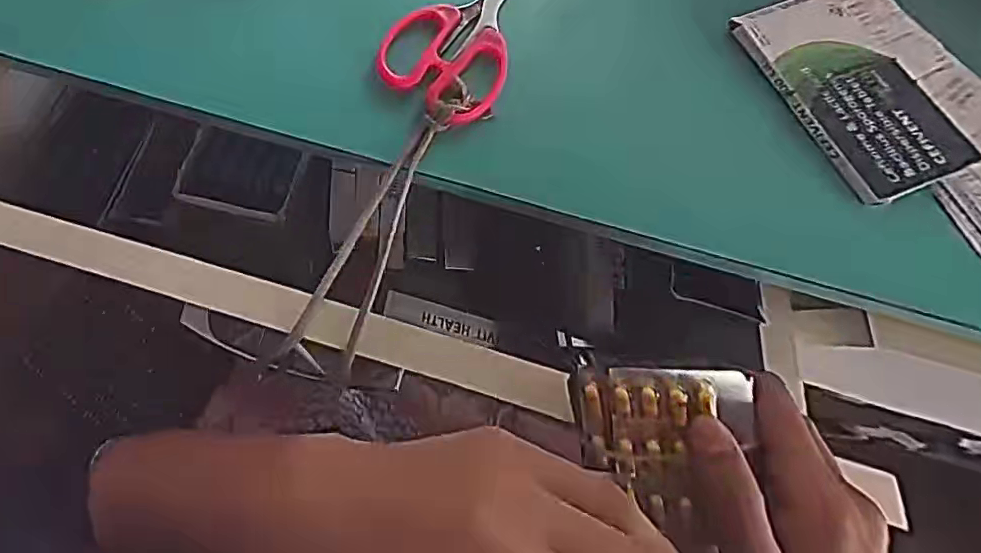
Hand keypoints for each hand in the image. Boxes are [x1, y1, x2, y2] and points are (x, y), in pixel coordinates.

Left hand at [308, 427, 676, 552]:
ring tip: (636, 548)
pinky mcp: (492, 439)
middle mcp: (516, 479)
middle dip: (648, 542)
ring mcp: (505, 449)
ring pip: (594, 482)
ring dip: (623, 521)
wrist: (331, 505)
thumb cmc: (383, 552)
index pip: (613, 546)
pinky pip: (560, 466)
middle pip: (618, 511)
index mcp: (510, 532)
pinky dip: (586, 497)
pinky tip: (587, 527)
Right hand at [685, 373, 887, 552]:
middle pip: (777, 429)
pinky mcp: (853, 549)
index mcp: (828, 500)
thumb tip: (706, 427)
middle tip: (683, 450)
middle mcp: (851, 507)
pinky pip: (801, 499)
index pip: (771, 396)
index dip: (722, 391)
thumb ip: (730, 491)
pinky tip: (739, 523)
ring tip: (704, 491)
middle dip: (728, 434)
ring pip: (787, 464)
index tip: (685, 404)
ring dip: (745, 467)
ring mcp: (857, 531)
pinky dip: (766, 498)